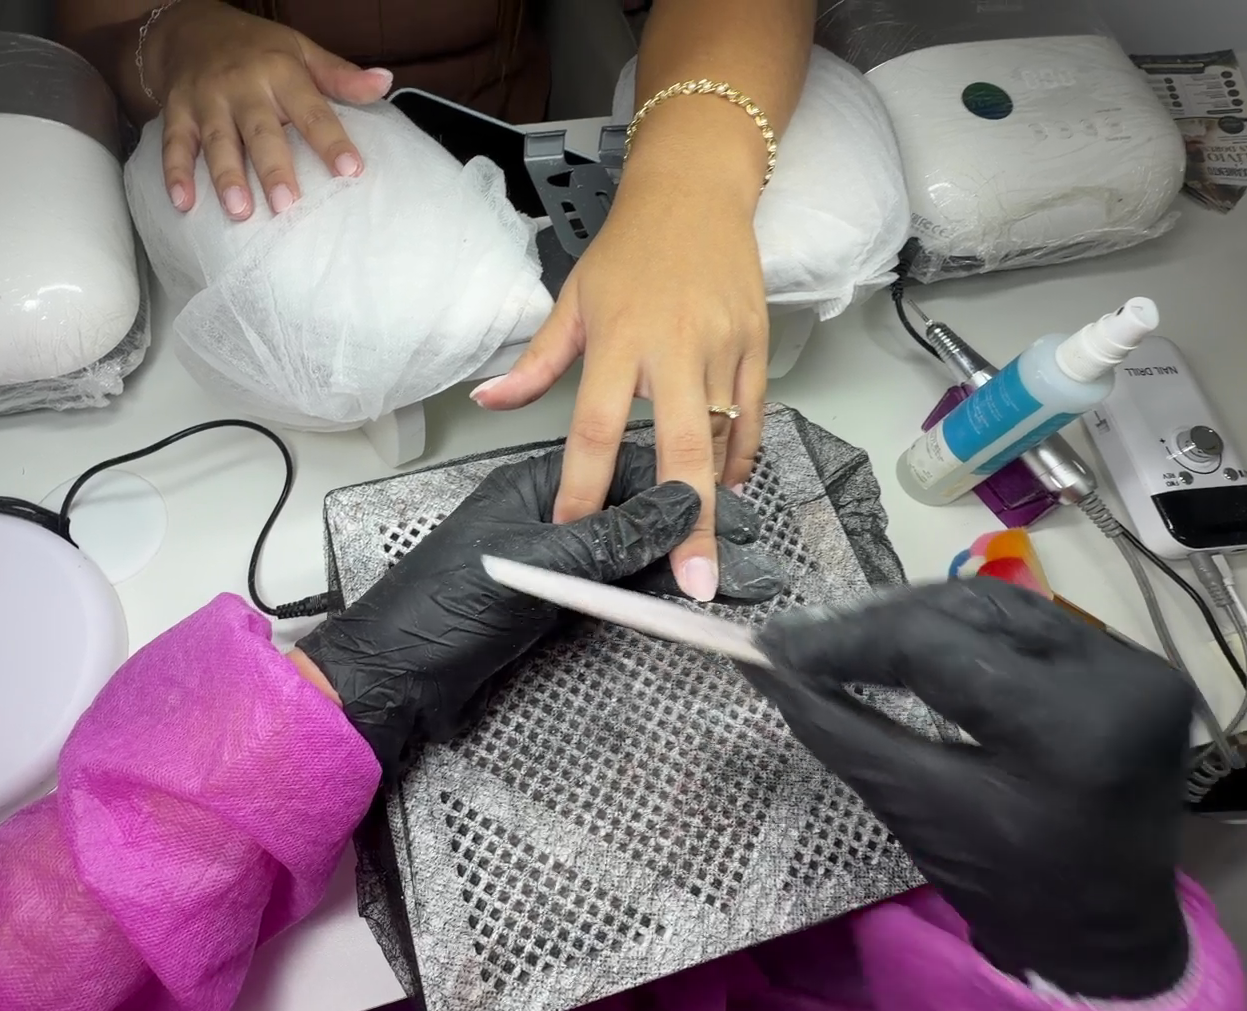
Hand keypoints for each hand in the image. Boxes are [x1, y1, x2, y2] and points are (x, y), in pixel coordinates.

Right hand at [142, 0, 392, 216]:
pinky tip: (183, 204)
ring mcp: (207, 100)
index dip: (331, 141)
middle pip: (260, 131)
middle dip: (273, 168)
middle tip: (286, 205)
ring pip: (217, 141)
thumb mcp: (300, 52)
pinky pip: (174, 144)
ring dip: (226, 177)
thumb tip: (385, 82)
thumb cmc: (257, 50)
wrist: (186, 25)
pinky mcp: (177, 112)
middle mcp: (242, 86)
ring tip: (240, 211)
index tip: (351, 170)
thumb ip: (339, 77)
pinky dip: (175, 174)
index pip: (311, 110)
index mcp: (280, 72)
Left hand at [298, 443, 781, 776]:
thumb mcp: (536, 560)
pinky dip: (647, 591)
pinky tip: (682, 596)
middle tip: (749, 555)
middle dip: (690, 533)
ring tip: (734, 582)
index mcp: (539, 483)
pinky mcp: (553, 599)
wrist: (395, 673)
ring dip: (676, 565)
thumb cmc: (449, 603)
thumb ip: (611, 534)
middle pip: (633, 513)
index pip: (625, 469)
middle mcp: (552, 512)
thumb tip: (683, 503)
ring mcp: (554, 558)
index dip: (681, 489)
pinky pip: (611, 585)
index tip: (734, 511)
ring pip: (628, 553)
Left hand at [471, 164, 768, 602]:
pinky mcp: (758, 344)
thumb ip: (535, 363)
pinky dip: (743, 457)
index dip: (583, 488)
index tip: (575, 535)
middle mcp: (674, 350)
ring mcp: (724, 348)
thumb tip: (487, 402)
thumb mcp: (571, 300)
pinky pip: (754, 416)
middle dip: (687, 522)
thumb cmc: (627, 251)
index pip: (595, 430)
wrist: (694, 191)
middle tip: (693, 582)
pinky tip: (729, 488)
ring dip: (714, 498)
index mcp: (618, 342)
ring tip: (705, 552)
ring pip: (723, 439)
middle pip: (681, 449)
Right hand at [740, 581, 1197, 999]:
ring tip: (845, 639)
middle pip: (959, 609)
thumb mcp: (907, 801)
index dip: (839, 639)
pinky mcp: (1120, 662)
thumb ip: (829, 724)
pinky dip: (948, 625)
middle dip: (869, 622)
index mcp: (1068, 723)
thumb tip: (760, 665)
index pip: (928, 644)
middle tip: (802, 642)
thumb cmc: (1004, 884)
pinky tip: (904, 642)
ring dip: (907, 615)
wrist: (1101, 934)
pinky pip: (1014, 619)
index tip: (774, 646)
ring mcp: (1127, 661)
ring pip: (986, 602)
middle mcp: (1114, 673)